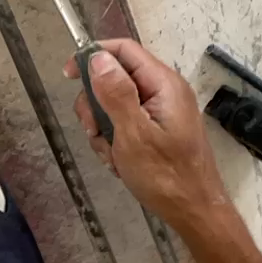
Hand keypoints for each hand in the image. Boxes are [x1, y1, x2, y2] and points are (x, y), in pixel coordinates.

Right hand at [64, 40, 229, 225]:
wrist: (194, 211)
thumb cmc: (166, 176)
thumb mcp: (133, 134)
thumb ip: (116, 93)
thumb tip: (98, 58)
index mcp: (163, 84)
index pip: (124, 50)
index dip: (93, 56)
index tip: (67, 75)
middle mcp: (163, 92)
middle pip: (114, 77)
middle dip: (95, 104)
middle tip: (92, 131)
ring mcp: (159, 112)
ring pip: (114, 104)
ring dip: (102, 128)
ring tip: (110, 153)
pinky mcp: (156, 130)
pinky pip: (123, 124)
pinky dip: (113, 141)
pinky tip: (118, 161)